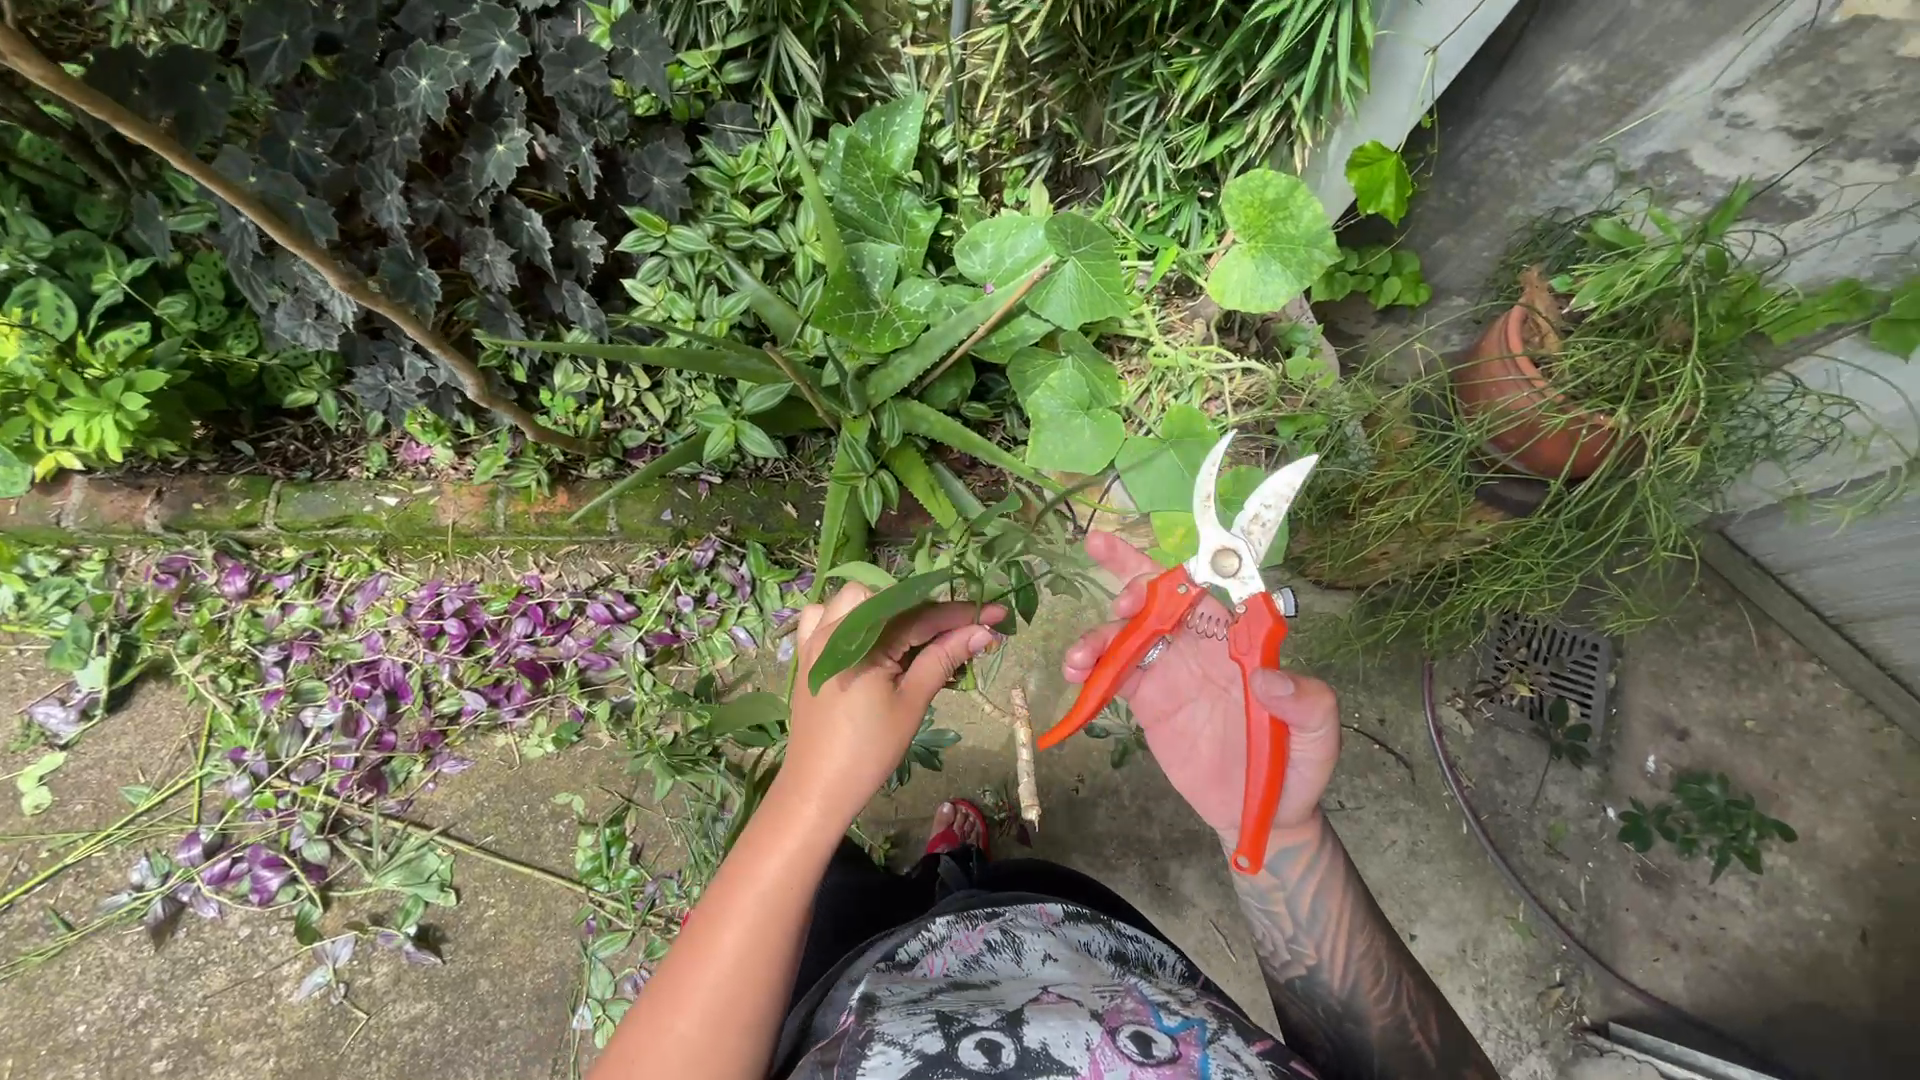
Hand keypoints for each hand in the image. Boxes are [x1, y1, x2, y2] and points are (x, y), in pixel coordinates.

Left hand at [782, 584, 1005, 826]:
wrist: (818, 788)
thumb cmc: (869, 750)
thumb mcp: (912, 702)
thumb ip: (944, 659)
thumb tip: (983, 632)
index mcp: (863, 641)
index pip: (922, 616)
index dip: (962, 614)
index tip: (997, 614)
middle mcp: (835, 628)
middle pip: (894, 602)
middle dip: (932, 613)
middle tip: (965, 632)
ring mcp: (815, 638)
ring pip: (856, 600)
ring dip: (888, 608)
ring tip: (912, 635)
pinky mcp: (808, 654)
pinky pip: (822, 616)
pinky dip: (847, 617)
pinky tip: (865, 638)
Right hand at [1061, 531, 1339, 838]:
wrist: (1259, 811)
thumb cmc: (1295, 766)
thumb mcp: (1319, 736)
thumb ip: (1307, 703)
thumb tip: (1269, 678)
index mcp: (1238, 642)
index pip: (1207, 593)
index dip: (1178, 580)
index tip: (1157, 583)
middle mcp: (1199, 646)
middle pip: (1160, 598)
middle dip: (1132, 583)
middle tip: (1118, 601)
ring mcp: (1168, 671)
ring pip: (1127, 635)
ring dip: (1099, 636)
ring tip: (1076, 658)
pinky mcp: (1146, 699)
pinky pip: (1113, 673)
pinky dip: (1090, 667)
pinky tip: (1075, 673)